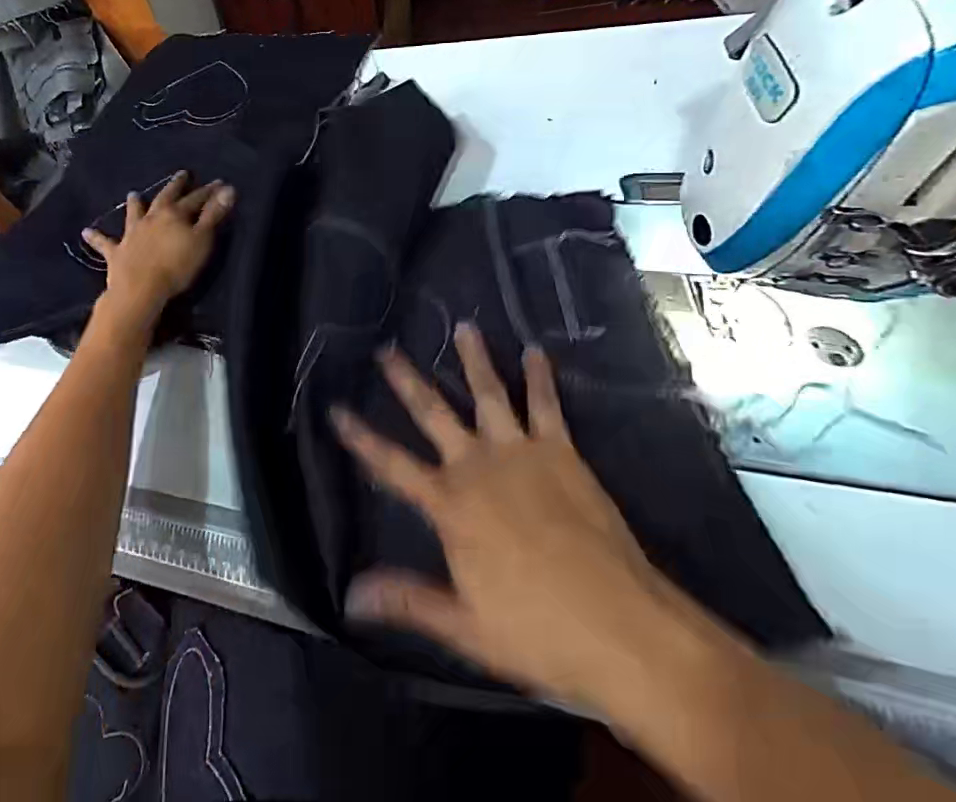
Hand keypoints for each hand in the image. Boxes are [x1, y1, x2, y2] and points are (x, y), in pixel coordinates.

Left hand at [82, 171, 235, 319]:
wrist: (140, 289)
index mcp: (174, 214)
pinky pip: (104, 243)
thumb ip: (214, 214)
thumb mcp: (202, 240)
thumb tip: (228, 189)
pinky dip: (95, 237)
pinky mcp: (116, 252)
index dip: (209, 191)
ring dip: (134, 204)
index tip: (219, 183)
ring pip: (133, 214)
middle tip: (181, 174)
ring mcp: (131, 234)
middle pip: (165, 198)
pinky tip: (85, 232)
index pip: (196, 199)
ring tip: (132, 194)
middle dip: (175, 186)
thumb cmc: (177, 266)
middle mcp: (151, 218)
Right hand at [332, 324, 732, 709]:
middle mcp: (478, 467)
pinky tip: (535, 352)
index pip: (392, 465)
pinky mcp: (563, 452)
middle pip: (434, 415)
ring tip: (465, 327)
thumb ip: (407, 598)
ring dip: (475, 360)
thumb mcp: (463, 625)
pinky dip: (539, 376)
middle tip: (388, 350)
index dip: (361, 438)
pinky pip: (546, 405)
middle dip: (407, 382)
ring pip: (489, 394)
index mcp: (450, 507)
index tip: (337, 409)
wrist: (618, 621)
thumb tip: (350, 594)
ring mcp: (522, 453)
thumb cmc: (536, 629)